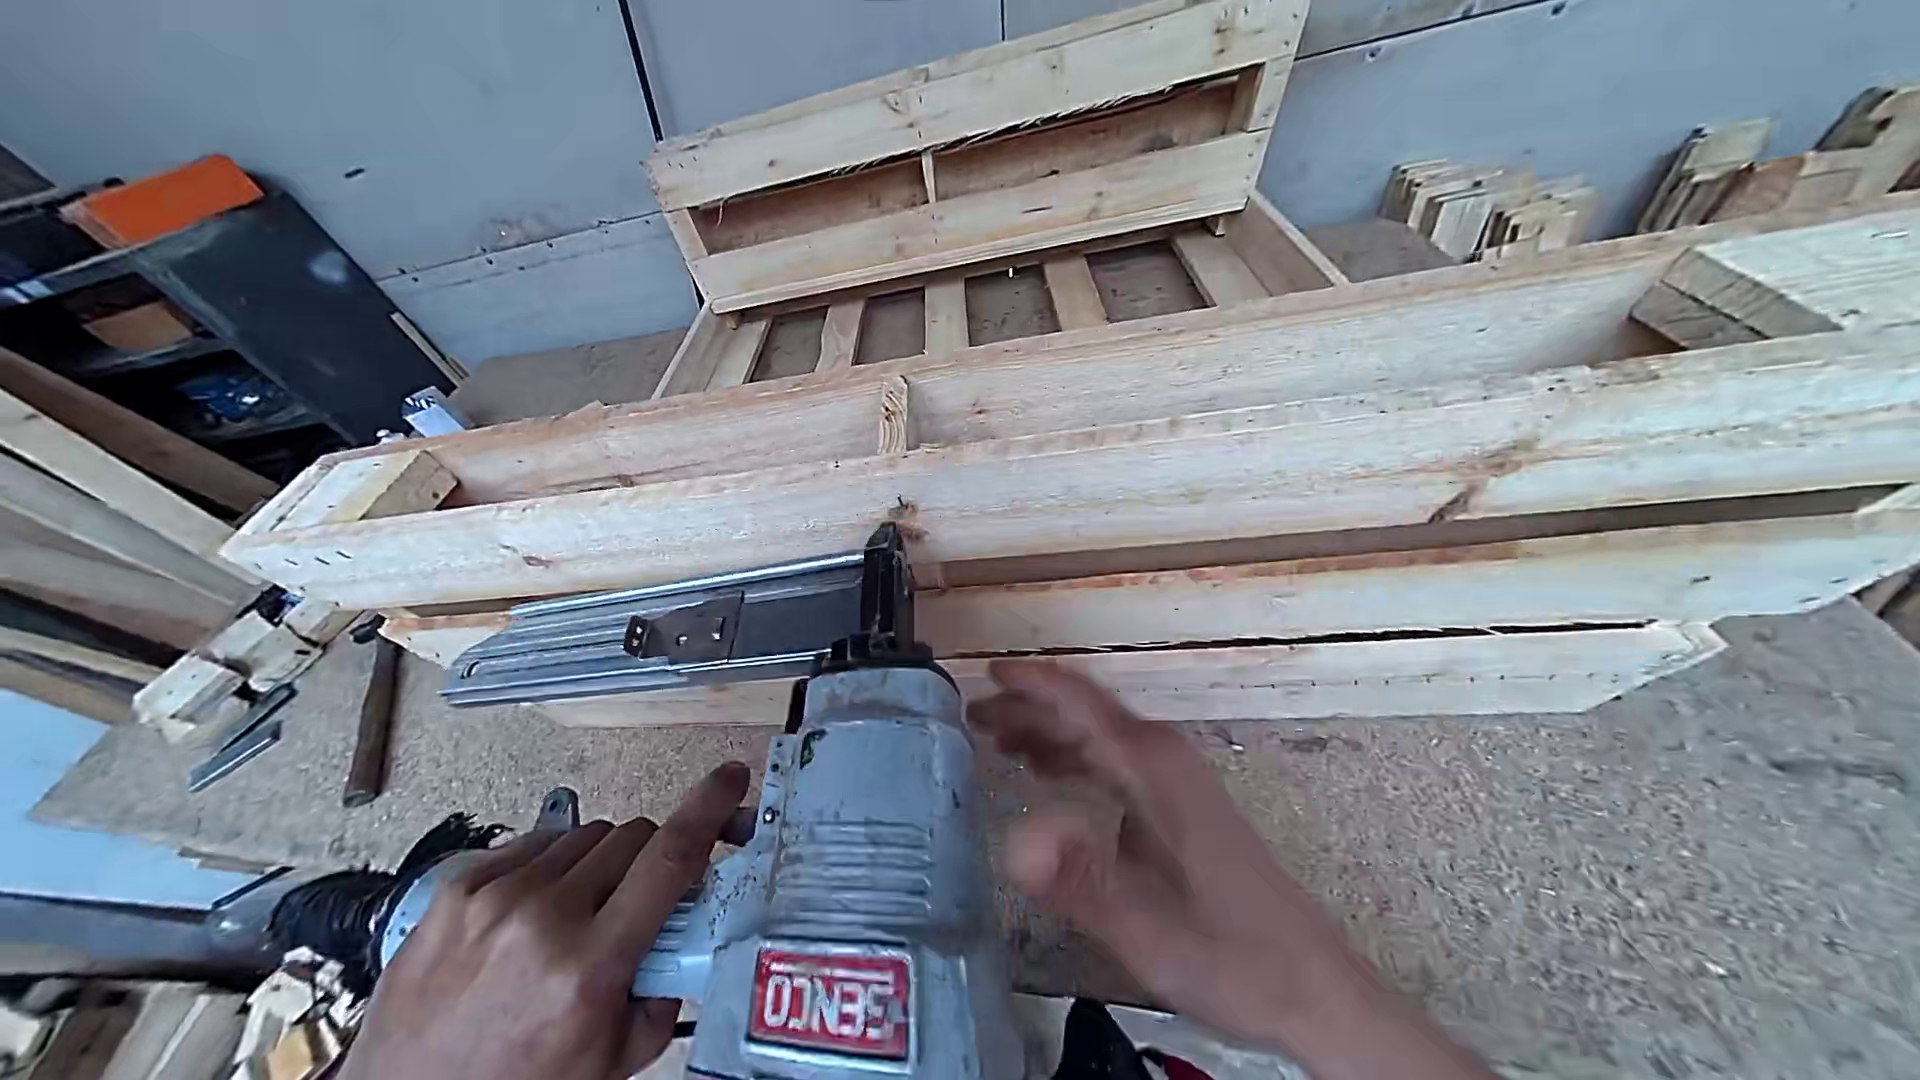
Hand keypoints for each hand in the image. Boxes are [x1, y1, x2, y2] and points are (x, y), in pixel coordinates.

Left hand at [339, 762, 750, 1079]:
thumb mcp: (612, 1058)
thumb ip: (667, 987)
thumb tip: (690, 926)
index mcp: (588, 967)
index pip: (670, 857)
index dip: (710, 807)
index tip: (731, 778)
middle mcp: (541, 921)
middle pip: (635, 835)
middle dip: (650, 859)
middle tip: (637, 900)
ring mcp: (493, 899)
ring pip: (590, 835)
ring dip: (601, 863)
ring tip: (579, 911)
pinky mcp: (457, 889)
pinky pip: (538, 842)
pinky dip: (553, 864)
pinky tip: (538, 907)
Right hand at [971, 661, 1494, 1078]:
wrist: (1311, 983)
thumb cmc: (1228, 953)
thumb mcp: (1143, 929)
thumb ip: (1077, 883)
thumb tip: (1011, 844)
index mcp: (1153, 767)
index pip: (1081, 703)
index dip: (1031, 682)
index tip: (986, 673)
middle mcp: (1162, 755)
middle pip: (1083, 711)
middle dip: (1026, 707)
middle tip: (974, 719)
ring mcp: (1171, 774)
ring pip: (1096, 732)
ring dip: (1046, 730)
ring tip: (997, 743)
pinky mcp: (1174, 798)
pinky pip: (1110, 757)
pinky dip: (1071, 755)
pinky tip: (1045, 774)